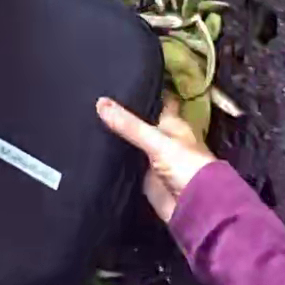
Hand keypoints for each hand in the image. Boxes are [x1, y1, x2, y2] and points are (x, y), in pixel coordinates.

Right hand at [96, 94, 217, 222]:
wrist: (194, 210)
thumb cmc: (186, 166)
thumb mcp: (157, 141)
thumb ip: (129, 124)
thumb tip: (99, 102)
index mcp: (172, 123)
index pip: (159, 99)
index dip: (146, 87)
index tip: (125, 74)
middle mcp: (162, 137)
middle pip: (141, 120)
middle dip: (124, 110)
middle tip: (97, 93)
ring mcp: (152, 157)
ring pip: (132, 140)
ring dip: (117, 132)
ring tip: (90, 114)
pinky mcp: (143, 176)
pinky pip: (126, 161)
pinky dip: (115, 155)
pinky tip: (95, 144)